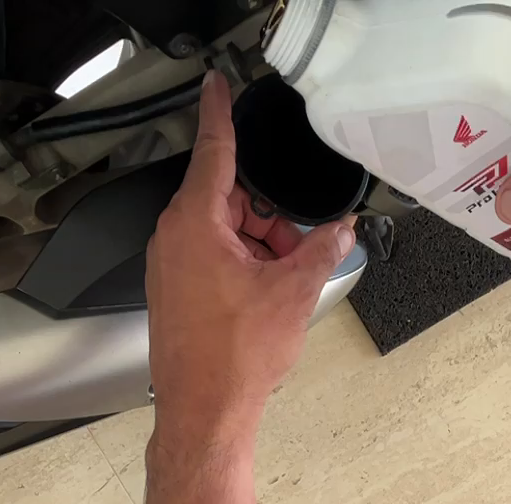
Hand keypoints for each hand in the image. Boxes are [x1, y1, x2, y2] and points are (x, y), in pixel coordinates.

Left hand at [146, 71, 355, 456]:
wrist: (205, 411)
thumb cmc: (233, 359)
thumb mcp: (293, 294)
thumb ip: (321, 251)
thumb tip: (340, 232)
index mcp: (196, 224)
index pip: (213, 150)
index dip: (221, 113)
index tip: (218, 86)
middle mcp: (173, 240)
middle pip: (227, 199)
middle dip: (268, 217)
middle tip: (296, 249)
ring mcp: (169, 268)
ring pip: (221, 232)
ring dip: (257, 246)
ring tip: (281, 285)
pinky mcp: (174, 294)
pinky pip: (210, 260)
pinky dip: (240, 266)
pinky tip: (263, 298)